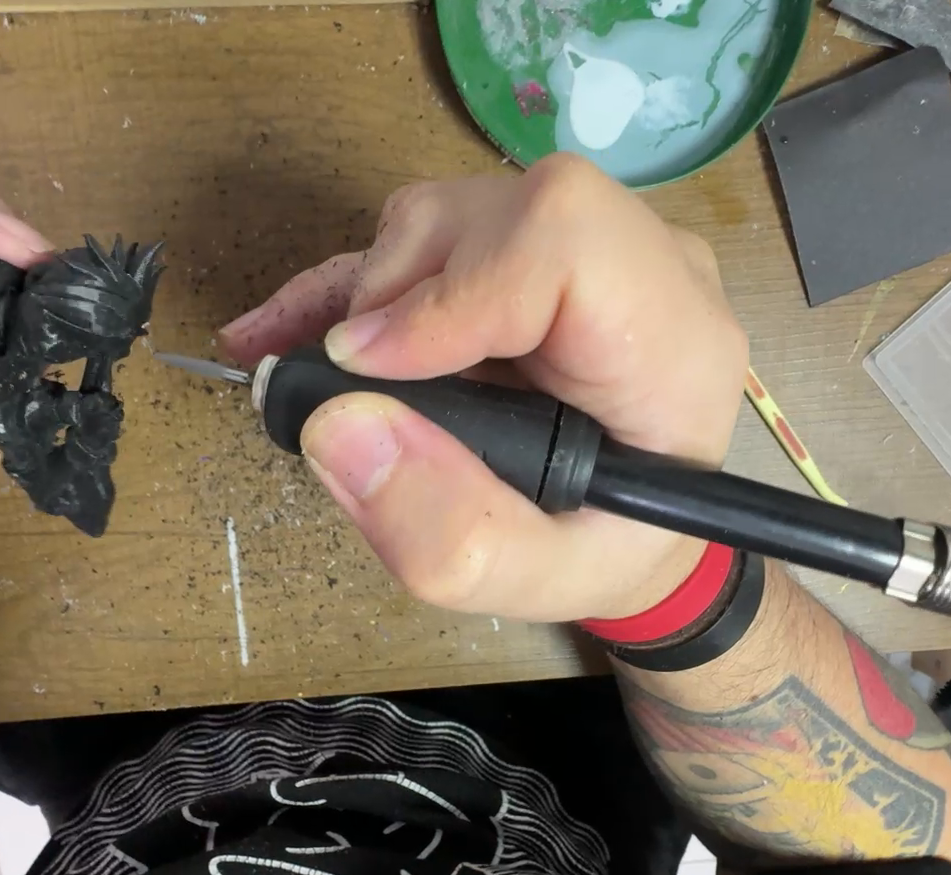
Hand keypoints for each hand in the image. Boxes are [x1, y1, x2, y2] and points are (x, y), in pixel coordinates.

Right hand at [220, 155, 749, 621]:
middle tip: (343, 395)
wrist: (630, 525)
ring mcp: (575, 252)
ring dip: (363, 301)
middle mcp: (634, 269)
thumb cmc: (606, 555)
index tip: (362, 370)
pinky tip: (281, 335)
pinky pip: (426, 240)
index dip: (448, 293)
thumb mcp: (540, 581)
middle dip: (389, 300)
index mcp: (670, 342)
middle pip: (489, 216)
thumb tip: (337, 426)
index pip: (562, 241)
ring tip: (326, 385)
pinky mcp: (518, 257)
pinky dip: (344, 289)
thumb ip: (454, 534)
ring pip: (443, 220)